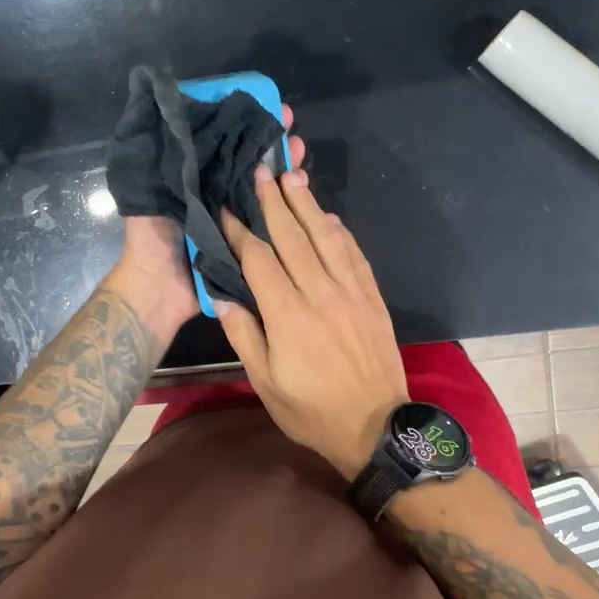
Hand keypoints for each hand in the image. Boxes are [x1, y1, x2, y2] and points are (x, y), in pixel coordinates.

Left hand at [106, 106, 302, 343]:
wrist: (157, 288)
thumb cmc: (150, 237)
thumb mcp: (153, 189)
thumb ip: (169, 160)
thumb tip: (175, 115)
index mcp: (194, 182)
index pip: (224, 146)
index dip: (242, 126)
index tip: (261, 106)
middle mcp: (217, 198)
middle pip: (249, 164)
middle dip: (269, 143)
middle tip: (288, 123)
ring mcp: (235, 222)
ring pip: (264, 189)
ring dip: (283, 168)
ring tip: (299, 148)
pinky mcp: (250, 245)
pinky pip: (272, 222)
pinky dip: (288, 206)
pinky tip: (303, 188)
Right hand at [214, 155, 406, 479]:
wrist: (377, 428)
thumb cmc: (312, 411)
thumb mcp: (265, 383)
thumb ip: (244, 336)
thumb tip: (222, 298)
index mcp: (288, 316)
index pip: (259, 260)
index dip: (240, 231)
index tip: (225, 207)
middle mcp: (320, 293)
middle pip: (293, 236)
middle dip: (273, 201)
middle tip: (260, 170)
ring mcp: (351, 292)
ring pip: (326, 237)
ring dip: (307, 204)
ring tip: (292, 176)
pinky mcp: (372, 297)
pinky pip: (354, 253)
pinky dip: (339, 230)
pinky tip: (328, 216)